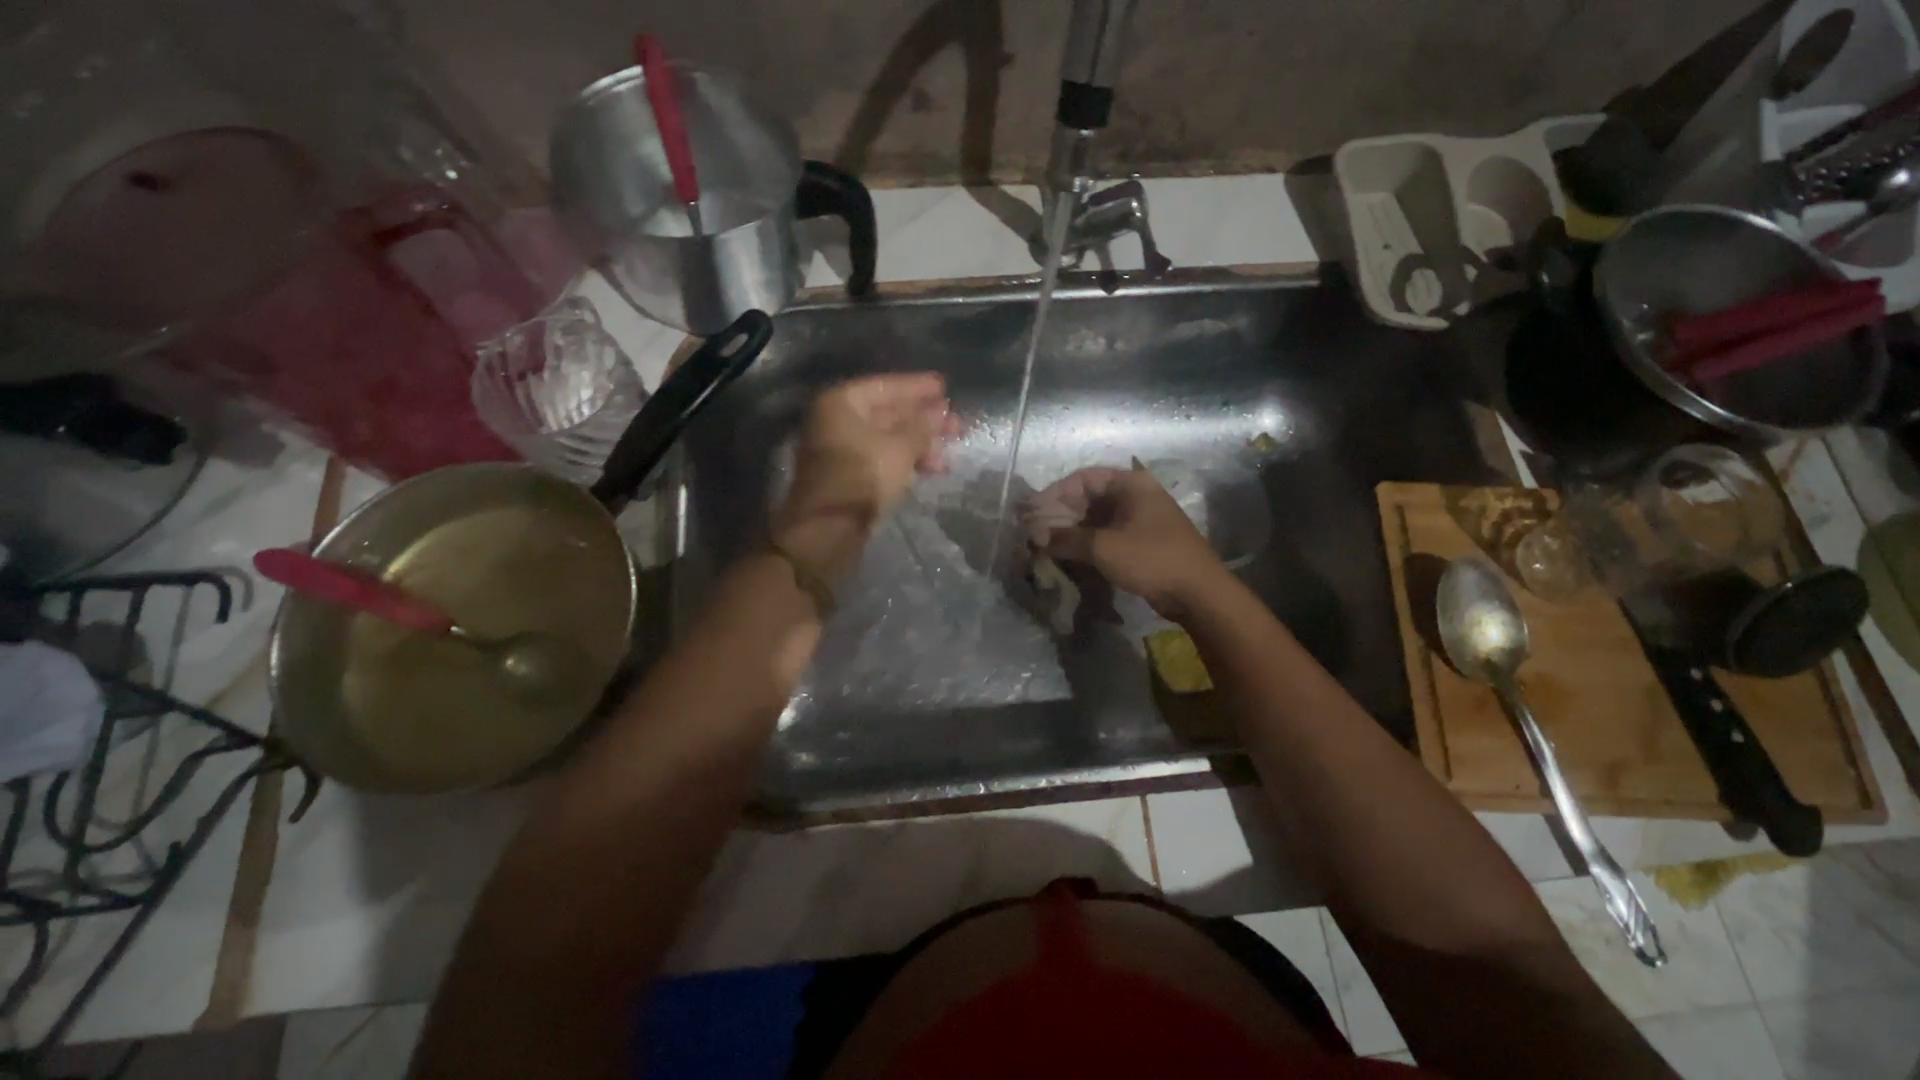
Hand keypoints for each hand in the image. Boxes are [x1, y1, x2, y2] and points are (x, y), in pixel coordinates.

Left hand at [771, 373, 959, 578]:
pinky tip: (931, 467)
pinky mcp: (846, 475)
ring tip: (949, 452)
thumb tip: (940, 411)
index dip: (918, 387)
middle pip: (887, 412)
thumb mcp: (900, 448)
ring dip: (919, 443)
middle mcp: (836, 420)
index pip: (886, 386)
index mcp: (842, 403)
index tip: (945, 387)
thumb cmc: (862, 479)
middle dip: (923, 419)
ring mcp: (839, 449)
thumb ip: (922, 427)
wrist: (827, 530)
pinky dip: (905, 459)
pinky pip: (881, 457)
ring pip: (887, 438)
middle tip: (956, 423)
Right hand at [1027, 466, 1229, 619]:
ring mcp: (1140, 519)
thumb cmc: (1151, 558)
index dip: (1054, 493)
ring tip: (1047, 547)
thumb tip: (1036, 535)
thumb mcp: (1103, 547)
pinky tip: (1069, 557)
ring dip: (1072, 532)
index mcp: (1131, 484)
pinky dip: (1087, 544)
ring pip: (1097, 519)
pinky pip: (1107, 536)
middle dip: (1061, 515)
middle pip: (1089, 498)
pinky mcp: (1142, 542)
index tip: (1033, 513)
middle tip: (1036, 533)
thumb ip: (1067, 538)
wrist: (1197, 592)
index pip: (1083, 478)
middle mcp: (1136, 495)